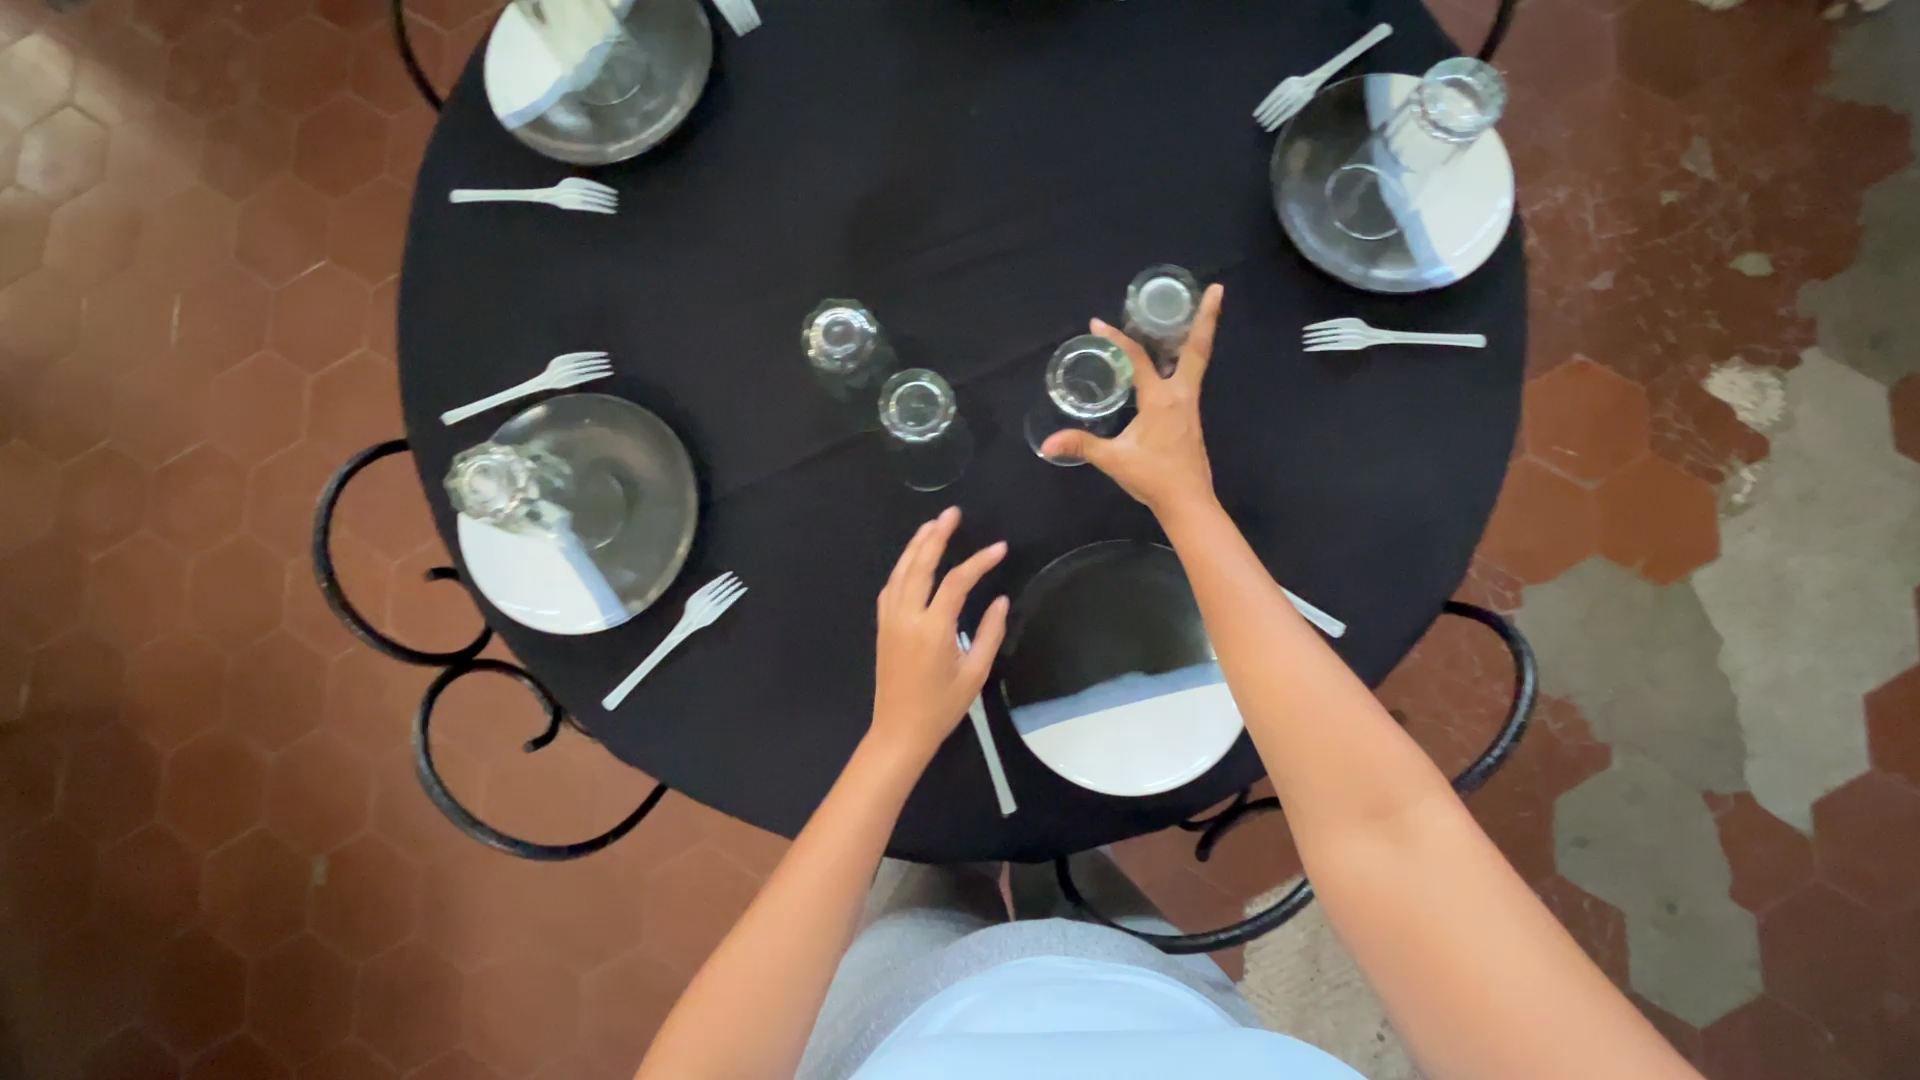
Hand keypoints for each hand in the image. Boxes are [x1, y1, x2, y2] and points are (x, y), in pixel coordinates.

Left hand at [870, 507, 1010, 761]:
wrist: (899, 731)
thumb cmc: (941, 707)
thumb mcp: (974, 674)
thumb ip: (989, 633)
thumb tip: (999, 600)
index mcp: (932, 629)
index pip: (957, 582)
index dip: (979, 561)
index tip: (999, 548)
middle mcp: (907, 617)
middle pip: (920, 565)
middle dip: (936, 536)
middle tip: (952, 513)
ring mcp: (890, 620)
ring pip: (901, 572)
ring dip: (916, 545)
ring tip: (933, 525)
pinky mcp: (882, 627)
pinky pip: (890, 587)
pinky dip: (902, 567)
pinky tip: (912, 560)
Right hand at [1042, 283, 1224, 521]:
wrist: (1188, 502)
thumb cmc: (1153, 478)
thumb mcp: (1114, 460)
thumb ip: (1083, 446)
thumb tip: (1049, 443)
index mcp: (1161, 400)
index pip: (1138, 359)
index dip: (1117, 340)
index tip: (1098, 323)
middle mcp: (1182, 395)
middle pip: (1197, 348)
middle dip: (1206, 318)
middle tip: (1216, 289)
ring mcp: (1191, 405)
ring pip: (1197, 361)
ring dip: (1197, 335)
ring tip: (1196, 312)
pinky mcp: (1191, 417)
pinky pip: (1191, 376)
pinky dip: (1187, 358)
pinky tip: (1175, 360)